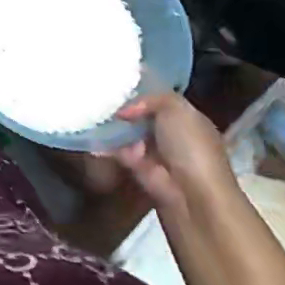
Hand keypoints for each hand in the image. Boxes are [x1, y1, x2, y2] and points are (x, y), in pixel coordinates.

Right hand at [104, 94, 233, 218]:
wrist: (192, 195)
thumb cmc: (190, 146)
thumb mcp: (176, 109)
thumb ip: (151, 100)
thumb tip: (125, 112)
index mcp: (190, 120)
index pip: (164, 103)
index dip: (143, 96)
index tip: (118, 89)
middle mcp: (175, 137)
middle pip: (145, 120)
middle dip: (125, 112)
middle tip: (100, 101)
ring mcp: (158, 156)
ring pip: (132, 137)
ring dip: (114, 129)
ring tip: (92, 116)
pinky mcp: (142, 173)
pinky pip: (122, 155)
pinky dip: (107, 148)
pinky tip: (92, 137)